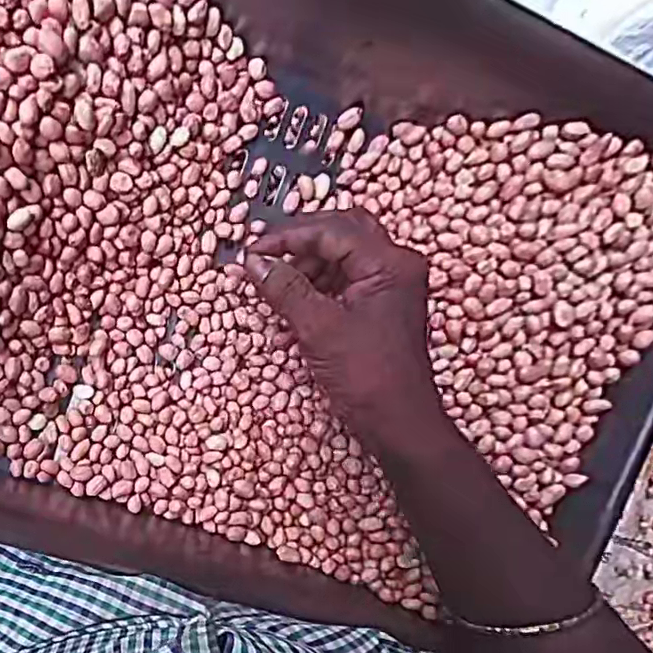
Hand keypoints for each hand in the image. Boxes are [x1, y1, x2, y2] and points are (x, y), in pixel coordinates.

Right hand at [244, 212, 445, 454]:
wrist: (398, 421)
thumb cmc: (370, 378)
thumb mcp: (318, 328)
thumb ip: (285, 289)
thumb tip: (256, 263)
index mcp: (389, 264)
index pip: (331, 230)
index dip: (287, 238)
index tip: (255, 252)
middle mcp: (395, 269)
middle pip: (340, 235)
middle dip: (298, 247)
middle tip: (265, 259)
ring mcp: (389, 290)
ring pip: (338, 261)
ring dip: (303, 275)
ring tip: (275, 296)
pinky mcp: (378, 311)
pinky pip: (341, 288)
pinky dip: (313, 297)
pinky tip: (289, 322)